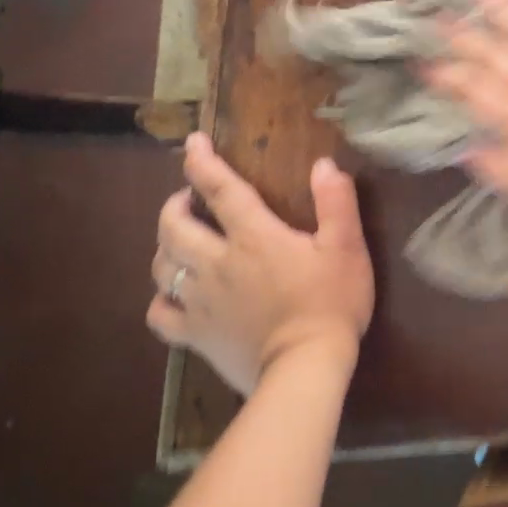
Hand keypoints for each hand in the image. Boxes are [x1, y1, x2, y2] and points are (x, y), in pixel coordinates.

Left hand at [147, 133, 375, 393]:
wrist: (306, 364)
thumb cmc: (332, 300)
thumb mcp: (347, 245)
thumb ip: (336, 202)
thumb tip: (323, 164)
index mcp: (254, 236)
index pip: (220, 190)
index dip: (203, 163)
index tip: (192, 142)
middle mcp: (217, 263)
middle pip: (174, 227)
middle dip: (174, 205)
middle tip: (187, 198)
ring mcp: (201, 301)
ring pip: (162, 266)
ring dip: (164, 245)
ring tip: (178, 239)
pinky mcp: (195, 334)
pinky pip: (160, 313)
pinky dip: (161, 297)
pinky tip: (173, 294)